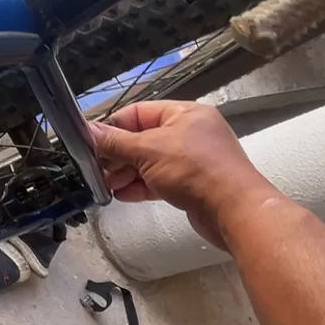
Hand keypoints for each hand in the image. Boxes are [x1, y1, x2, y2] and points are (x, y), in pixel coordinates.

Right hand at [88, 101, 282, 248]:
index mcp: (184, 114)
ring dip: (125, 173)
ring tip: (110, 185)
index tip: (93, 143)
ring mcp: (191, 159)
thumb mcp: (147, 150)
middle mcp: (189, 133)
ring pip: (148, 161)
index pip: (137, 113)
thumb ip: (114, 141)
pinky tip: (123, 194)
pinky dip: (140, 186)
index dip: (113, 127)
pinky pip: (158, 179)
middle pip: (140, 139)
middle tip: (99, 168)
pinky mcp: (191, 183)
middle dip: (117, 155)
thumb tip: (89, 130)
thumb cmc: (196, 171)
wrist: (235, 212)